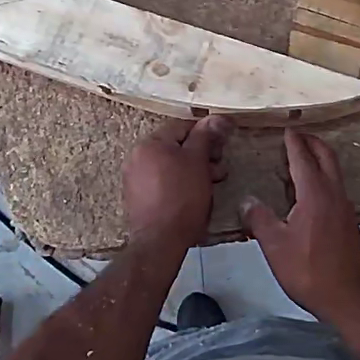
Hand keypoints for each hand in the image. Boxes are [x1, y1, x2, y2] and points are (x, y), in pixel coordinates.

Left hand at [122, 116, 231, 254]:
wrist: (161, 241)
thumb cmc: (182, 197)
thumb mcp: (199, 161)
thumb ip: (206, 136)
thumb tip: (218, 118)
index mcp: (150, 144)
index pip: (183, 126)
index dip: (207, 134)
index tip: (223, 145)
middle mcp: (137, 157)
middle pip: (176, 146)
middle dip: (202, 155)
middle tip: (219, 169)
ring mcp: (135, 179)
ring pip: (171, 165)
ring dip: (194, 170)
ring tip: (211, 184)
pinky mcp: (138, 198)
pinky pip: (163, 182)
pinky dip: (180, 183)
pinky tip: (194, 195)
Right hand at [241, 131, 359, 324]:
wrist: (348, 296)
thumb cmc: (309, 271)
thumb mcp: (275, 246)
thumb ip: (260, 219)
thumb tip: (247, 200)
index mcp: (315, 194)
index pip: (303, 159)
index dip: (294, 143)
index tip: (287, 130)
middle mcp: (334, 194)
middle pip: (326, 157)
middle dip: (313, 142)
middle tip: (298, 135)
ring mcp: (345, 207)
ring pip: (334, 171)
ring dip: (320, 159)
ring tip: (302, 159)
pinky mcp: (349, 220)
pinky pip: (336, 187)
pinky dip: (324, 177)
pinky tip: (311, 191)